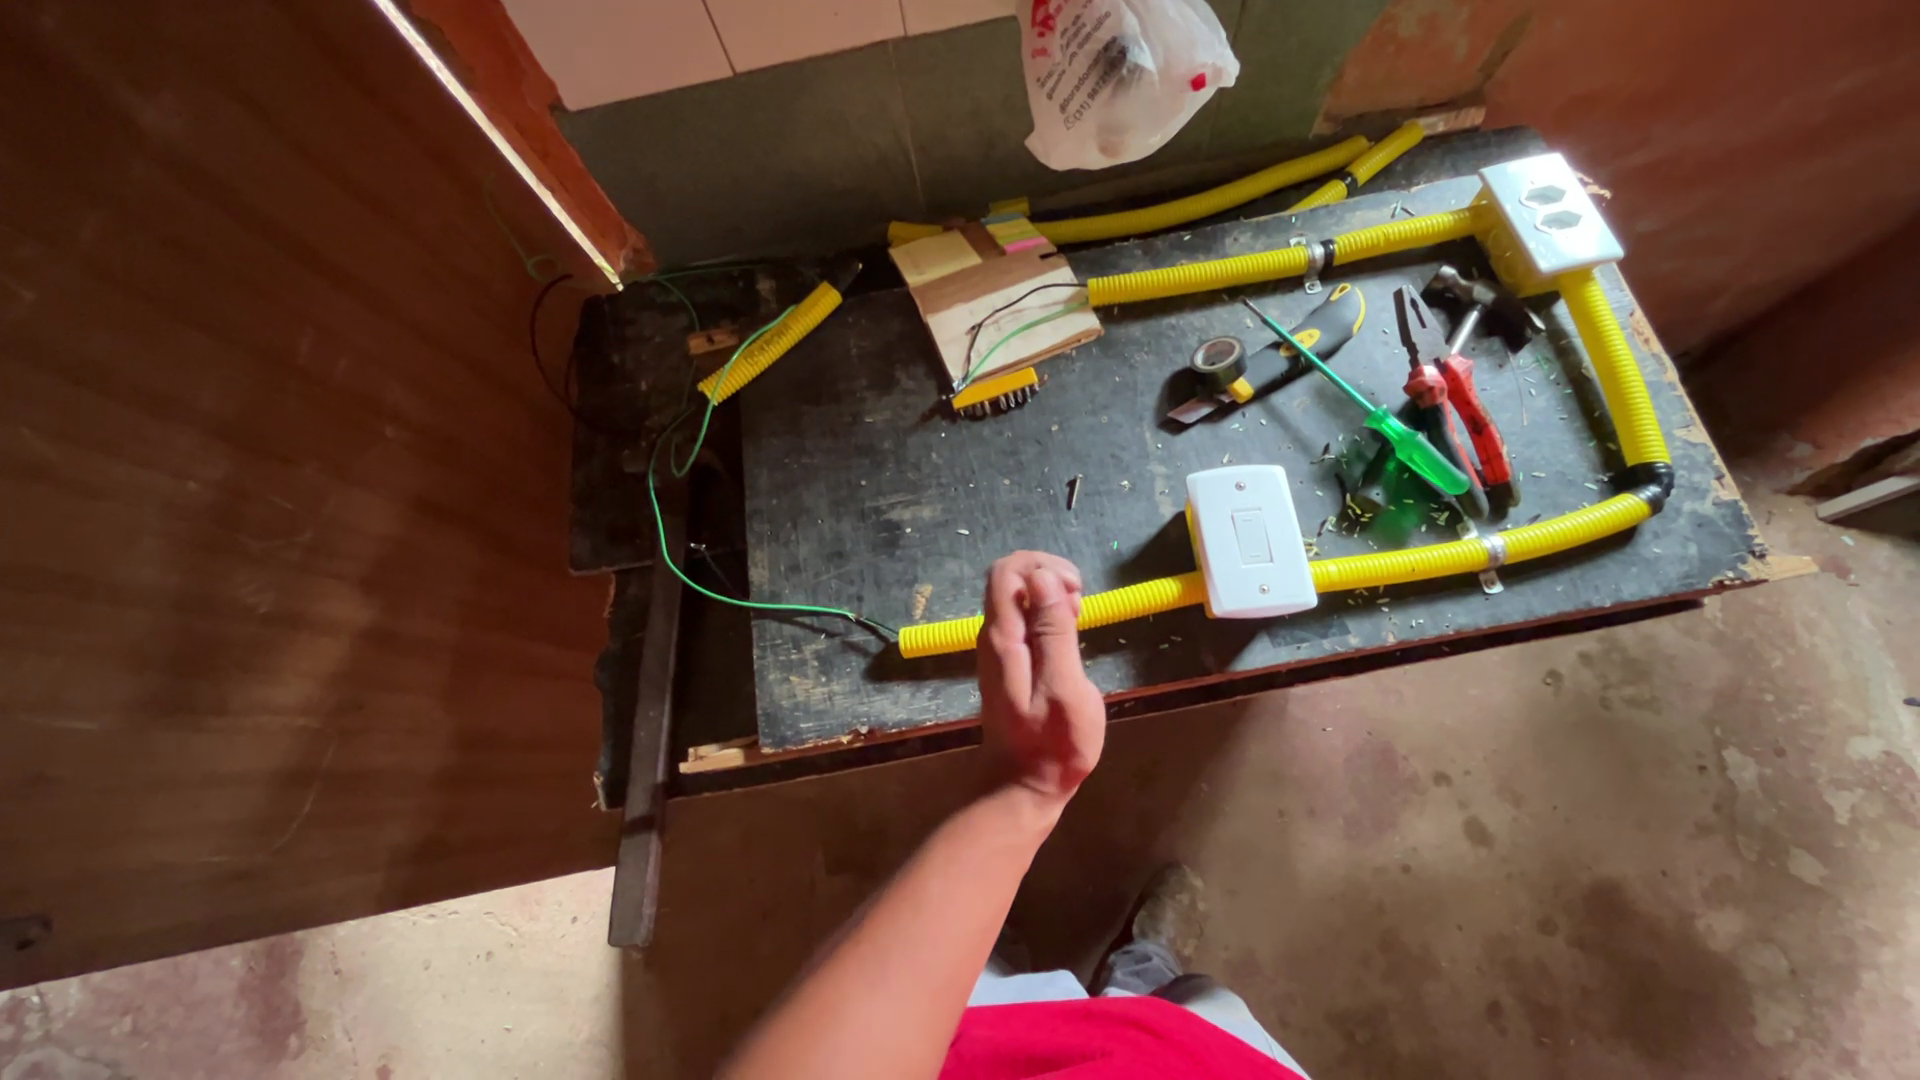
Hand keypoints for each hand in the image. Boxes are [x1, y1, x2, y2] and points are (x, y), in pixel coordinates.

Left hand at [977, 552, 1105, 802]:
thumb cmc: (1052, 744)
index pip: (1006, 571)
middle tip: (1080, 604)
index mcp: (1003, 638)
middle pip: (1011, 579)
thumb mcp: (1064, 686)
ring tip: (1078, 620)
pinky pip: (1024, 622)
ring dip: (1051, 597)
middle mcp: (993, 637)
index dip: (1042, 566)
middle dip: (1049, 576)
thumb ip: (1053, 631)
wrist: (1023, 788)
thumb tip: (1042, 577)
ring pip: (1019, 599)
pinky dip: (1048, 618)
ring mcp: (999, 651)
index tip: (1076, 590)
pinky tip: (1068, 639)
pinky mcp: (1009, 664)